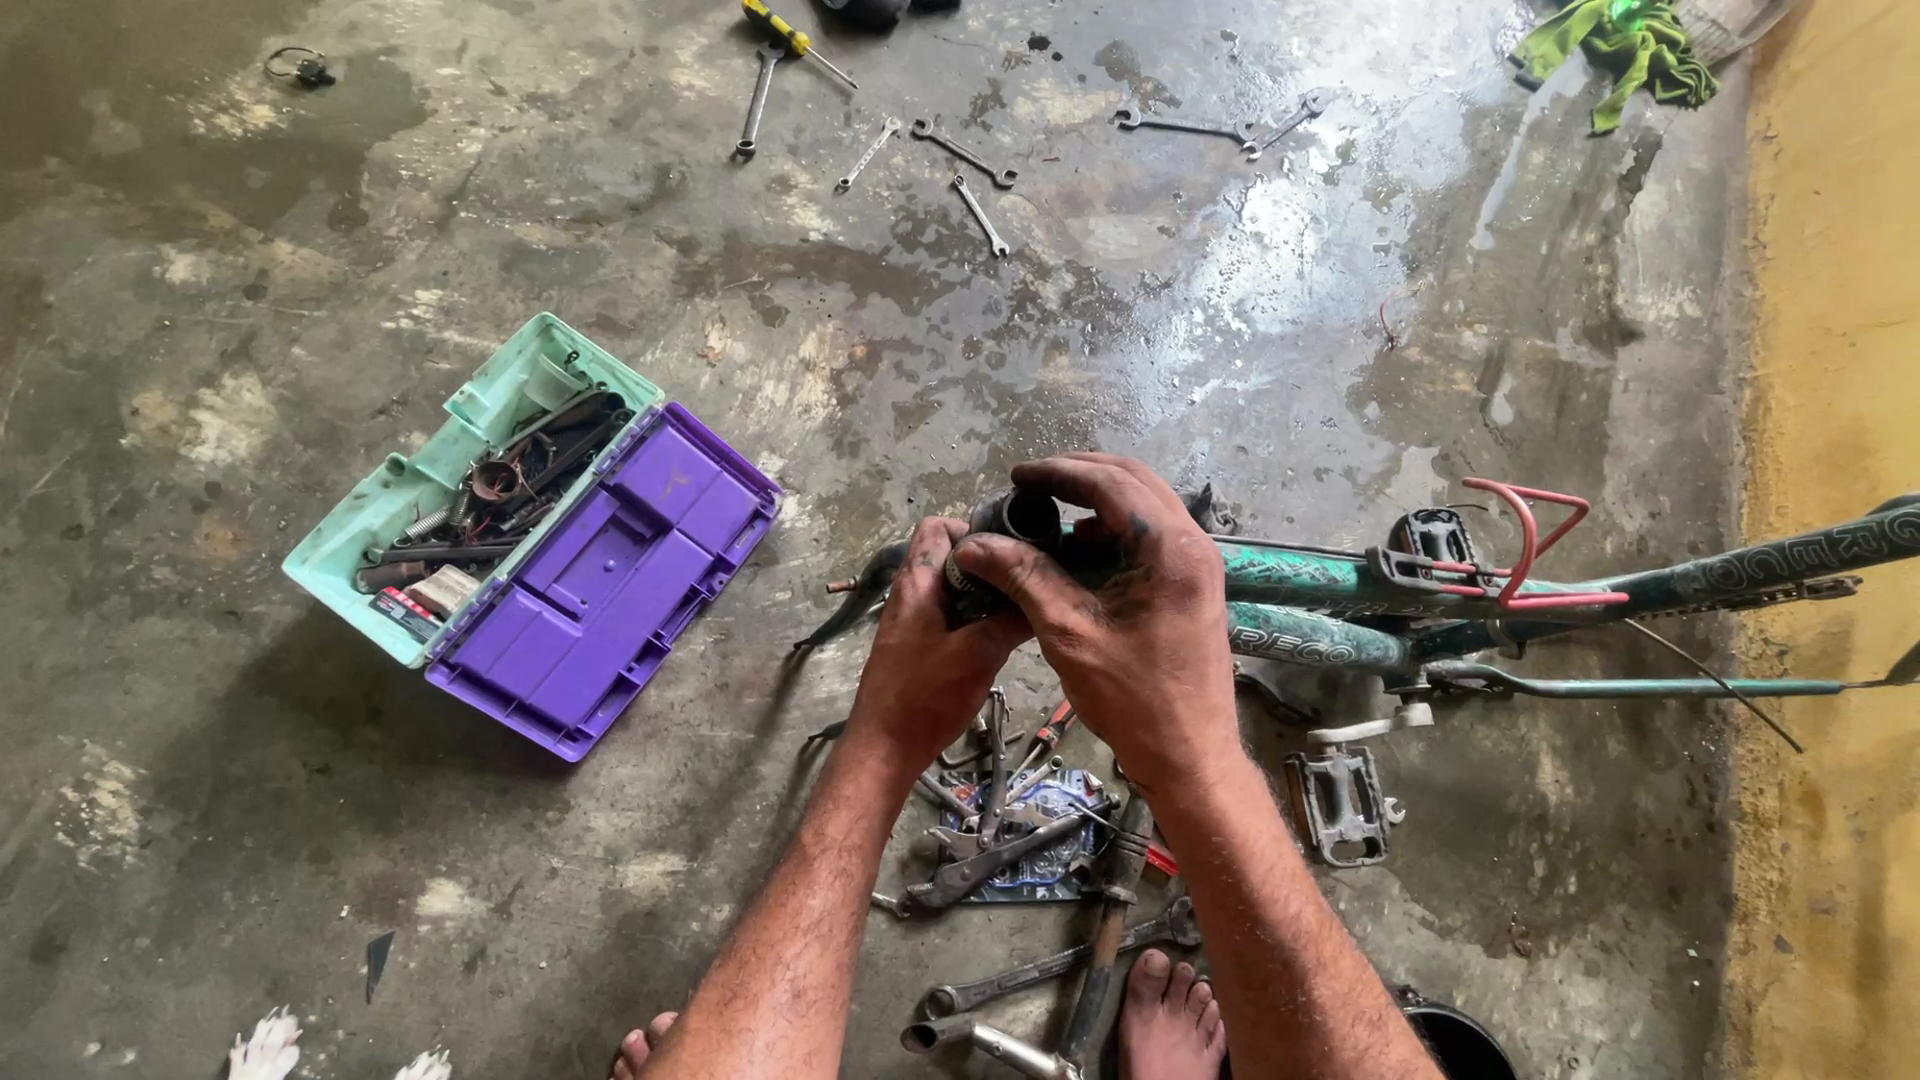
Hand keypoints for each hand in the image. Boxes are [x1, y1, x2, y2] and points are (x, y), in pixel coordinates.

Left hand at [841, 517, 1031, 771]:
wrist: (885, 748)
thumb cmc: (925, 697)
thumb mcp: (978, 654)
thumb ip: (1011, 621)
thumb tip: (1045, 596)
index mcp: (917, 583)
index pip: (938, 526)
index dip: (973, 529)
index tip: (1009, 553)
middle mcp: (912, 593)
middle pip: (951, 557)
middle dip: (989, 564)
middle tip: (1025, 581)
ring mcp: (913, 620)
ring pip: (954, 588)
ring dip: (985, 594)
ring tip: (1021, 607)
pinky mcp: (919, 645)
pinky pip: (952, 615)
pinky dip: (976, 617)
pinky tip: (1002, 637)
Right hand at [951, 454, 1239, 792]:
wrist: (1190, 755)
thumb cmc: (1133, 699)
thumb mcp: (1068, 632)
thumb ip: (1023, 576)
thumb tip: (973, 544)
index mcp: (1170, 548)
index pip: (1112, 484)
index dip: (1059, 473)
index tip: (1016, 477)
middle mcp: (1193, 544)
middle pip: (1134, 482)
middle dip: (1079, 475)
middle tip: (1031, 485)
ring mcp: (1197, 563)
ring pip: (1144, 506)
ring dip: (1096, 501)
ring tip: (1048, 513)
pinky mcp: (1191, 583)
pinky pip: (1149, 536)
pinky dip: (1111, 530)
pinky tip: (1078, 550)